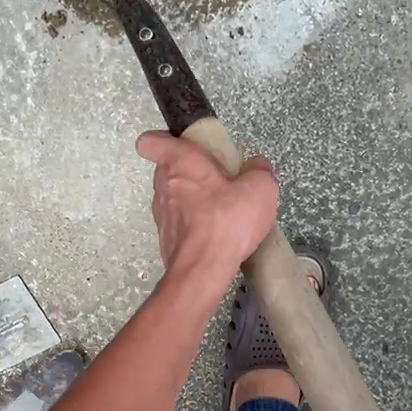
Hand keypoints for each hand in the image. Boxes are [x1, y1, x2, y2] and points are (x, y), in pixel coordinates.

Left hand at [136, 131, 278, 307]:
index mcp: (180, 162)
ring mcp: (161, 213)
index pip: (151, 141)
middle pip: (169, 168)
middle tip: (220, 180)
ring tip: (223, 210)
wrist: (203, 269)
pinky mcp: (166, 237)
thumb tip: (256, 166)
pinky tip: (218, 233)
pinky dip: (195, 223)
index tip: (187, 148)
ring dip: (194, 198)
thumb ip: (259, 170)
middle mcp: (164, 184)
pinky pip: (179, 221)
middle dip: (192, 171)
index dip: (164, 141)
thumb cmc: (227, 220)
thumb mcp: (260, 188)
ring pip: (174, 195)